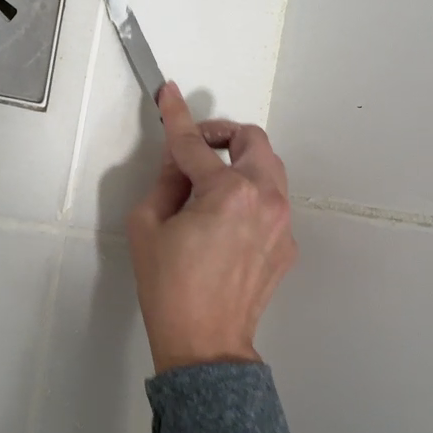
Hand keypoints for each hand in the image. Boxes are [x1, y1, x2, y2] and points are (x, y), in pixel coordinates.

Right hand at [127, 83, 296, 373]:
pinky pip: (270, 202)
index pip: (194, 144)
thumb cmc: (167, 285)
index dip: (176, 115)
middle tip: (192, 147)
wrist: (204, 339)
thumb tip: (178, 166)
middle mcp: (265, 200)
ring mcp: (283, 223)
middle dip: (220, 134)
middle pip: (252, 141)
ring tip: (205, 183)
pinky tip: (219, 219)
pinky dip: (247, 194)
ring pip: (268, 168)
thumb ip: (164, 183)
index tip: (168, 94)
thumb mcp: (146, 225)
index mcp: (228, 192)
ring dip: (237, 162)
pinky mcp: (287, 244)